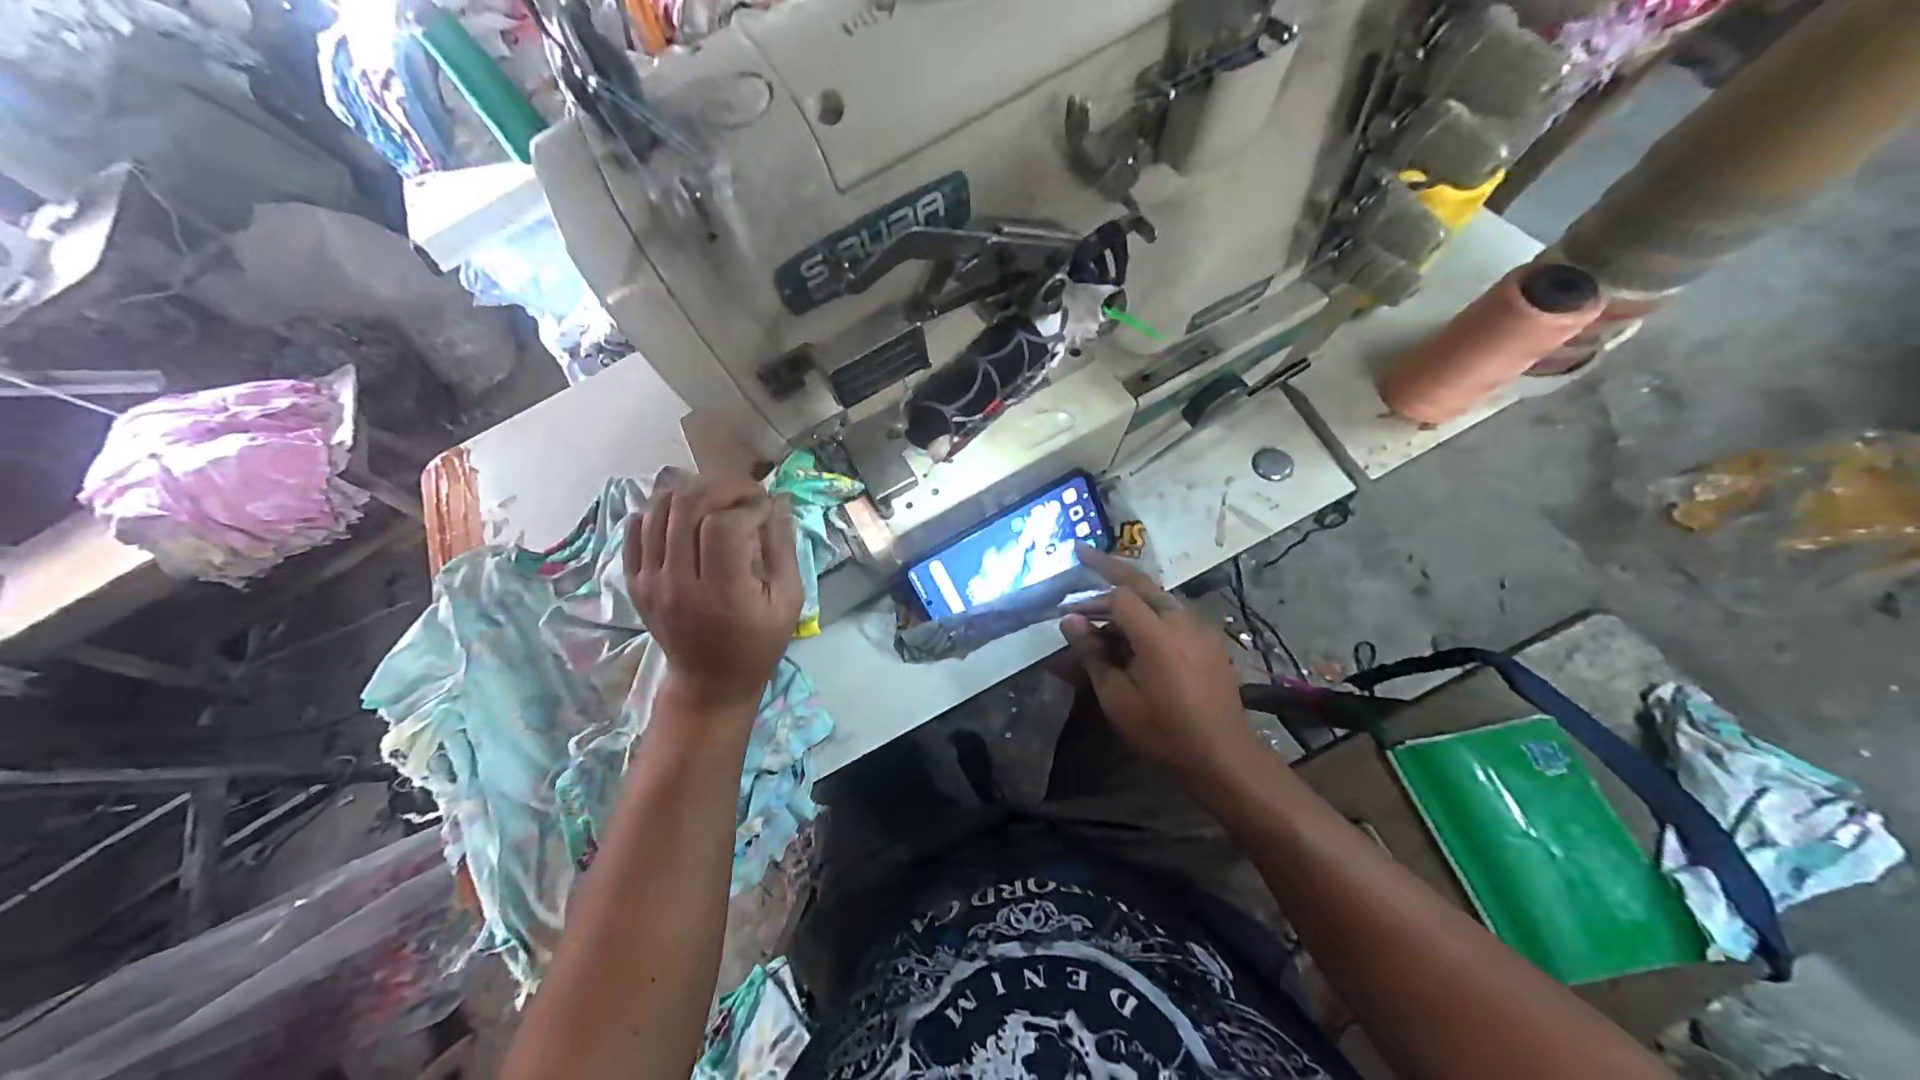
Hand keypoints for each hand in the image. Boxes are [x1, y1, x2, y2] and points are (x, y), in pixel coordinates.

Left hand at [626, 477, 802, 716]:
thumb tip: (779, 502)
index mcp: (722, 592)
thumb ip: (784, 548)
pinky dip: (659, 511)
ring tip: (716, 499)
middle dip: (722, 488)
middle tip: (744, 493)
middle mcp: (678, 583)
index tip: (767, 511)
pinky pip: (635, 529)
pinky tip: (684, 516)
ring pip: (658, 509)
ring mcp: (650, 582)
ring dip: (691, 493)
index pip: (726, 524)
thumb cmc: (758, 642)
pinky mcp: (634, 582)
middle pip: (688, 507)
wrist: (710, 680)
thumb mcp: (788, 600)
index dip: (750, 507)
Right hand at [1060, 547, 1260, 781]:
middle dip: (1109, 565)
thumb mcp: (1117, 697)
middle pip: (1141, 583)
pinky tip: (1138, 627)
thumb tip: (1069, 620)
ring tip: (1105, 603)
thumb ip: (1092, 653)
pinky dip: (1150, 610)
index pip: (1119, 597)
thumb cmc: (1164, 730)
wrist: (1223, 755)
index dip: (1090, 601)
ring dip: (1130, 594)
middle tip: (1082, 552)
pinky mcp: (1210, 640)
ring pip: (1159, 597)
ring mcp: (1201, 628)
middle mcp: (1182, 620)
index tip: (1067, 610)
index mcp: (1158, 633)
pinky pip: (1174, 614)